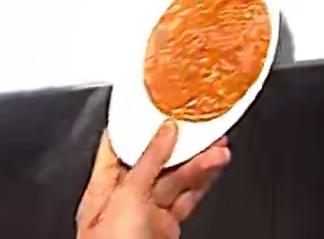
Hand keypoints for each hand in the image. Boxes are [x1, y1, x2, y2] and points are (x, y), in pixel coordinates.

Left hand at [76, 122, 229, 238]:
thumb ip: (149, 160)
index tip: (157, 98)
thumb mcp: (127, 197)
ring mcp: (146, 214)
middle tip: (201, 121)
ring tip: (220, 147)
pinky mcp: (165, 228)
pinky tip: (216, 166)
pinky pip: (187, 197)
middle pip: (154, 157)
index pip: (119, 141)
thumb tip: (165, 128)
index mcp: (103, 187)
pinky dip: (204, 180)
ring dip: (200, 159)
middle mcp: (124, 198)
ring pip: (176, 176)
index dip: (137, 119)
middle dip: (180, 139)